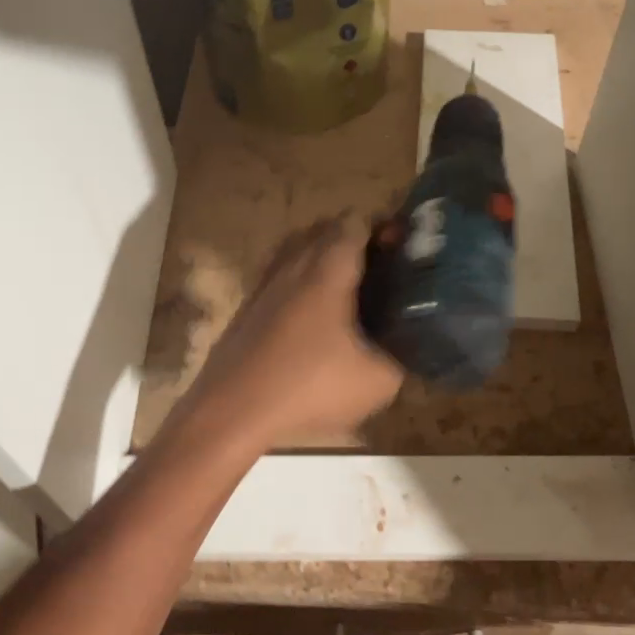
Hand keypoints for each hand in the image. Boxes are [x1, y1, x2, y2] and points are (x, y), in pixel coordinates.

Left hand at [177, 215, 403, 447]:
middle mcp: (292, 266)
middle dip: (353, 242)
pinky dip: (299, 287)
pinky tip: (312, 322)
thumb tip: (402, 348)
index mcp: (326, 270)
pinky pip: (279, 281)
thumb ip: (398, 357)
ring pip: (296, 254)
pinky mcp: (245, 310)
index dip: (382, 230)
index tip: (401, 252)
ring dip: (322, 262)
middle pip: (323, 231)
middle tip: (379, 272)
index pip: (355, 223)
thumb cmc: (307, 388)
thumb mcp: (375, 382)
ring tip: (347, 295)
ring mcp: (263, 286)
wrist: (231, 412)